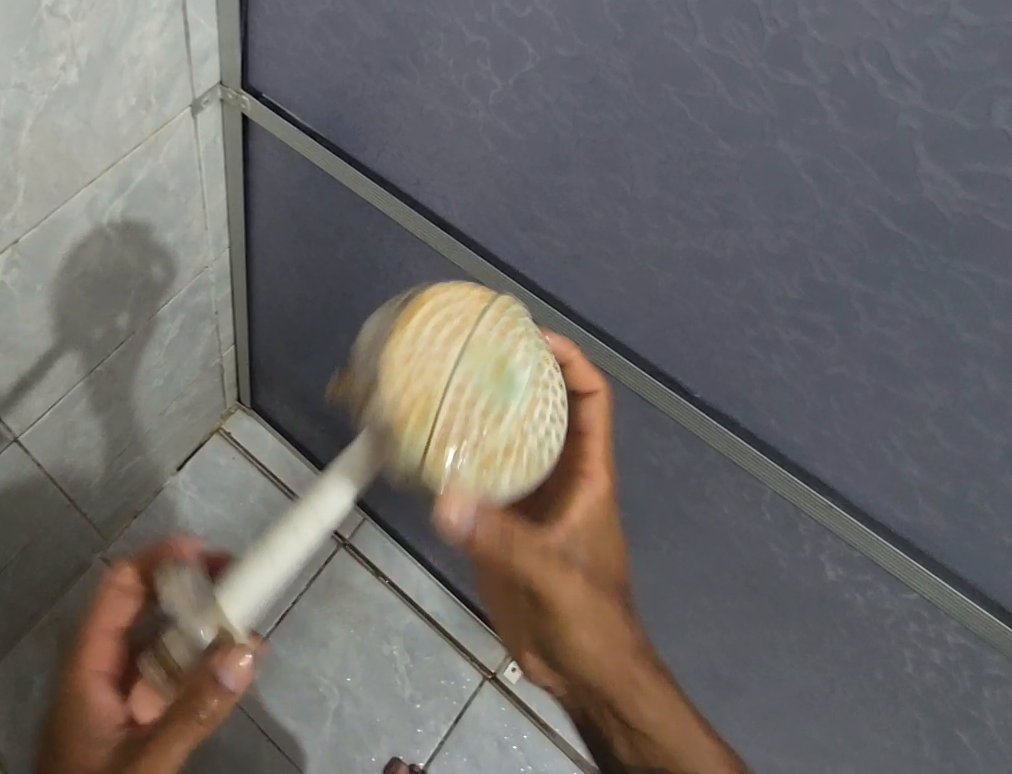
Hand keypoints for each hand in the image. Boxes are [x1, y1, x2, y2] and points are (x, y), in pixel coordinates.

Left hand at [38, 537, 260, 773]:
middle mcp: (100, 673)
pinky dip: (202, 668)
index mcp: (85, 668)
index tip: (203, 550)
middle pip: (142, 610)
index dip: (157, 561)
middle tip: (238, 577)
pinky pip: (171, 682)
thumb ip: (192, 712)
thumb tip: (246, 650)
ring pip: (161, 646)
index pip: (118, 589)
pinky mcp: (136, 727)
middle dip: (189, 588)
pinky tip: (234, 665)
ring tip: (247, 615)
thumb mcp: (143, 765)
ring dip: (202, 628)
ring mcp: (118, 701)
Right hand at [434, 334, 744, 772]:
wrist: (582, 674)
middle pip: (541, 408)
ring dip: (478, 412)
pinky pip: (476, 476)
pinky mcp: (499, 523)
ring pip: (505, 439)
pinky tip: (420, 444)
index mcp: (588, 474)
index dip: (569, 361)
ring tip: (436, 383)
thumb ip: (502, 539)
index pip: (590, 399)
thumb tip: (444, 499)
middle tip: (466, 350)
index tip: (530, 336)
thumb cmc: (591, 620)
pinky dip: (452, 457)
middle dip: (512, 374)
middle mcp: (557, 475)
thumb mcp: (554, 575)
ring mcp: (526, 497)